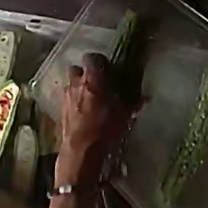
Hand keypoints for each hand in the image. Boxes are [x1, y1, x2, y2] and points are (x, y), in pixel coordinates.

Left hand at [57, 53, 133, 187]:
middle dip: (84, 73)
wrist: (81, 150)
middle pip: (76, 69)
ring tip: (89, 98)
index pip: (92, 57)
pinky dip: (74, 102)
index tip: (108, 68)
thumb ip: (133, 103)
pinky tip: (83, 112)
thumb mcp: (124, 115)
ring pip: (70, 84)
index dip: (99, 61)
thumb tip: (146, 97)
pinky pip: (67, 99)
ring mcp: (66, 96)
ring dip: (78, 87)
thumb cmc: (105, 127)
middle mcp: (76, 83)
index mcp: (92, 78)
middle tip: (96, 82)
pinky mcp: (60, 110)